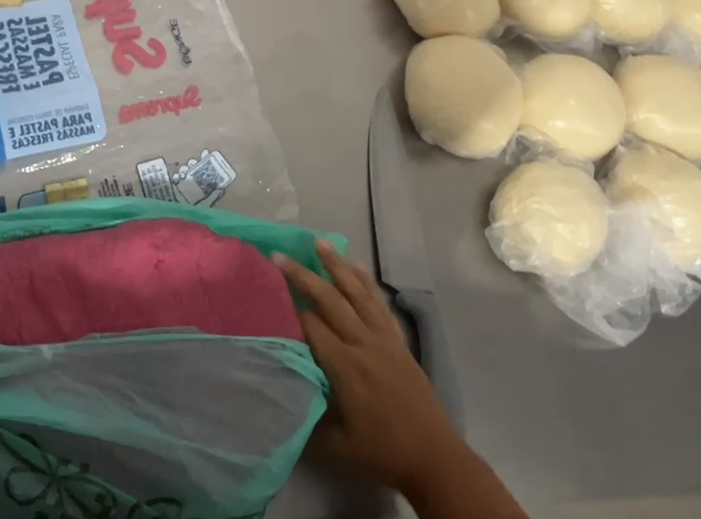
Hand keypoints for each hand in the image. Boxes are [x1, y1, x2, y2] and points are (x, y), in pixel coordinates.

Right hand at [274, 240, 459, 495]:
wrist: (433, 458)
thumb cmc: (380, 452)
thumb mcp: (334, 446)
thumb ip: (304, 417)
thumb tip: (278, 393)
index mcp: (345, 366)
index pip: (311, 325)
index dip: (288, 306)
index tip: (267, 288)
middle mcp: (363, 344)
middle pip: (331, 300)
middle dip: (303, 276)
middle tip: (280, 256)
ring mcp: (384, 340)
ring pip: (357, 293)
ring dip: (337, 266)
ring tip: (320, 243)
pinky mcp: (398, 342)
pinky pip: (379, 304)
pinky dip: (367, 283)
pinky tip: (357, 268)